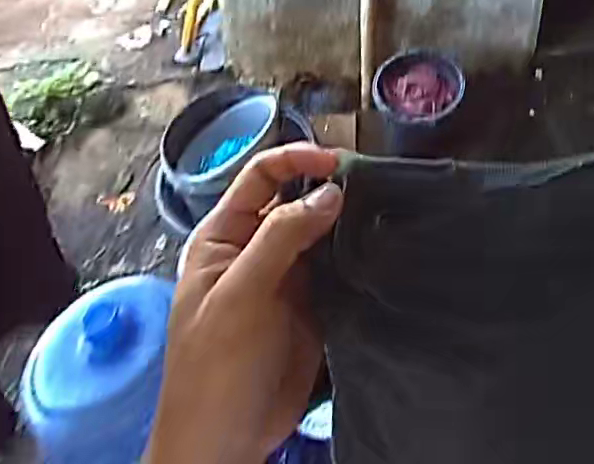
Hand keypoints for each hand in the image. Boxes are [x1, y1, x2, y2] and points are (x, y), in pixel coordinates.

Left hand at [146, 144, 343, 463]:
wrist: (225, 446)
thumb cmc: (215, 368)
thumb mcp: (240, 295)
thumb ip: (282, 237)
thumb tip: (331, 191)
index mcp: (225, 235)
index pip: (261, 175)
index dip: (296, 158)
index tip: (336, 161)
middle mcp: (256, 245)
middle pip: (295, 196)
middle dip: (327, 185)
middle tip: (367, 183)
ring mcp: (285, 272)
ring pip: (320, 226)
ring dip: (345, 216)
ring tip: (378, 207)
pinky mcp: (311, 298)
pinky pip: (336, 259)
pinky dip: (354, 247)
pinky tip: (375, 242)